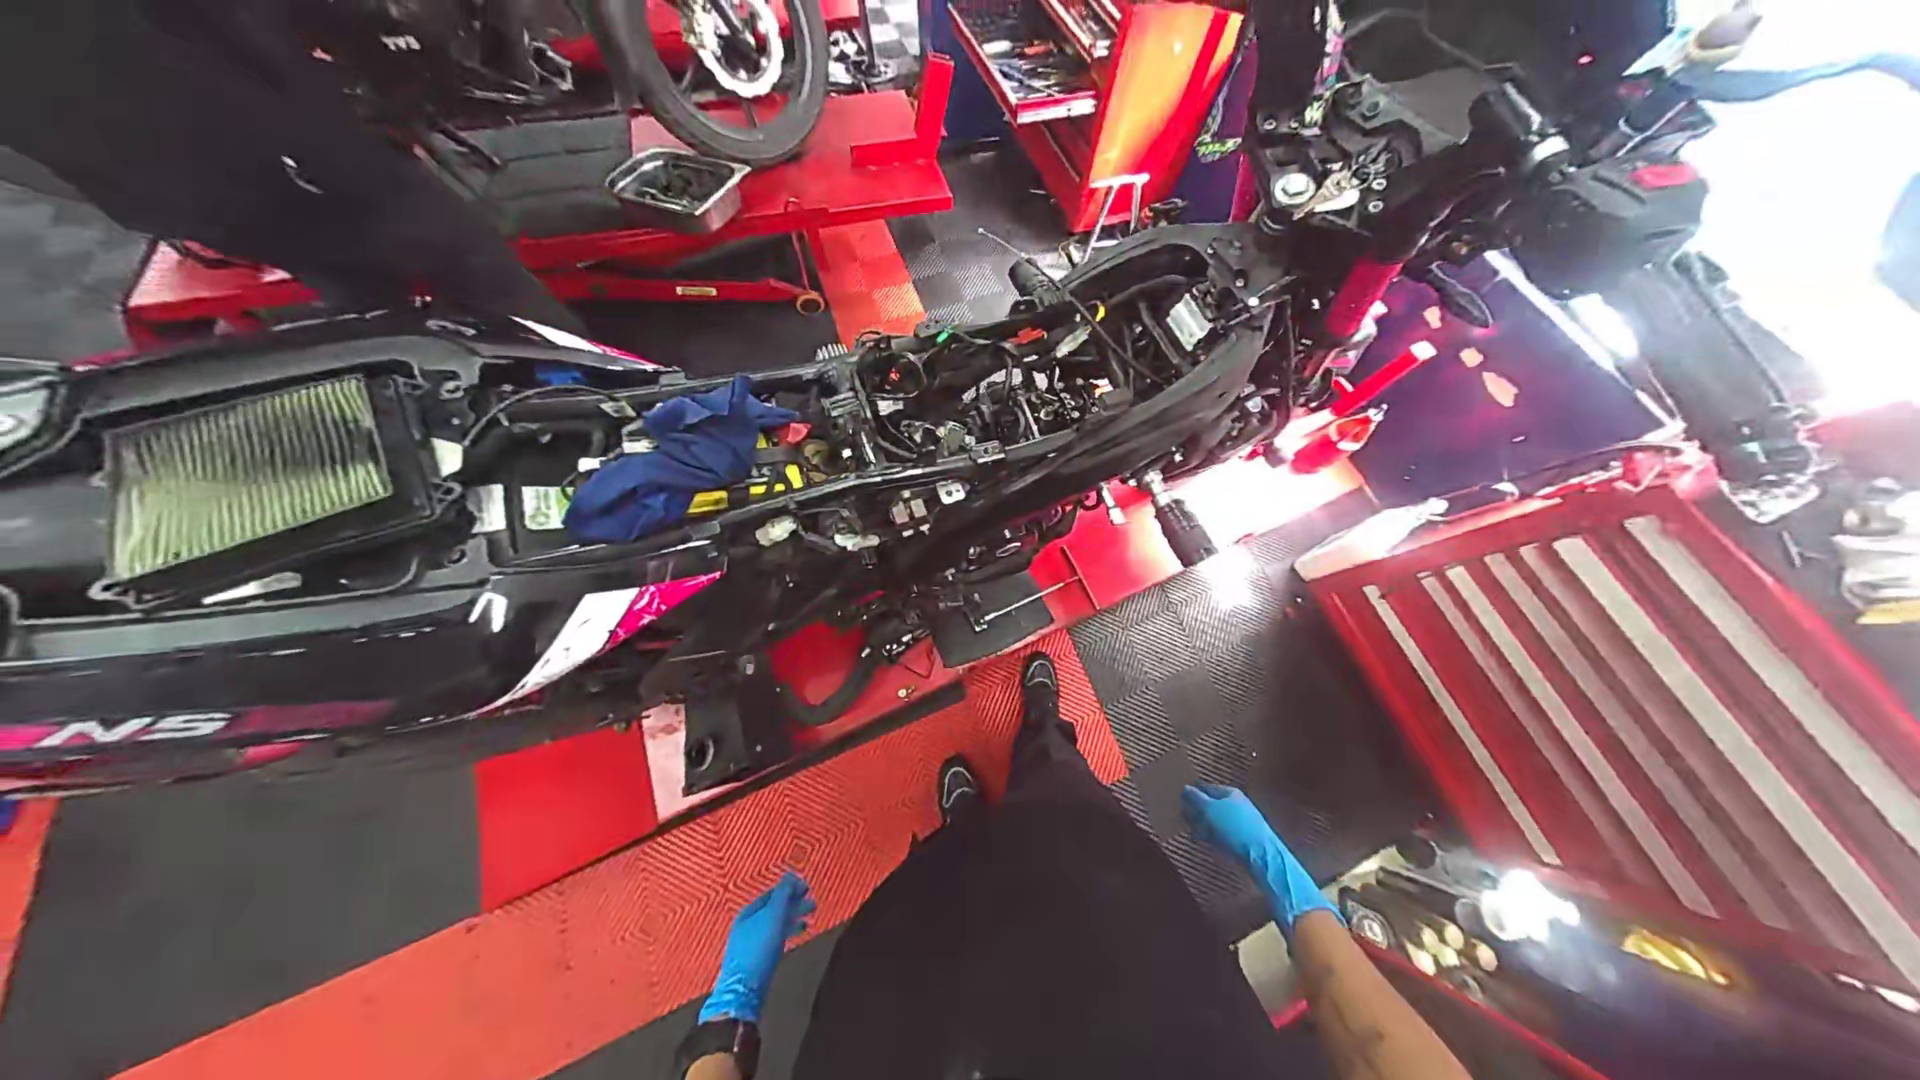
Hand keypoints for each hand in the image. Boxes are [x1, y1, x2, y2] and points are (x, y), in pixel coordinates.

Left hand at [699, 871, 815, 1023]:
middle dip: (794, 903)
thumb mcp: (774, 916)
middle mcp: (747, 925)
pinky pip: (775, 938)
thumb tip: (792, 873)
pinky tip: (796, 936)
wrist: (743, 994)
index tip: (808, 887)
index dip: (790, 888)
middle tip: (813, 903)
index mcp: (749, 912)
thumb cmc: (759, 949)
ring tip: (809, 919)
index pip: (773, 893)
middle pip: (774, 908)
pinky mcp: (755, 960)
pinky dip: (787, 932)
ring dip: (793, 918)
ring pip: (775, 924)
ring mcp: (750, 943)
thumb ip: (783, 894)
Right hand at [1182, 784, 1340, 934]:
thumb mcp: (1211, 810)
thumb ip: (1196, 798)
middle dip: (1197, 812)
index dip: (1192, 794)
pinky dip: (1213, 838)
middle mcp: (1237, 804)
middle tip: (1184, 819)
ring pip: (1215, 821)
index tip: (1179, 802)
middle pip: (1210, 805)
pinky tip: (1207, 843)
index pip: (1206, 788)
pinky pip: (1222, 834)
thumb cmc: (1236, 829)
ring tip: (1194, 833)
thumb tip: (1186, 788)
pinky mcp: (1244, 839)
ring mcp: (1242, 822)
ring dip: (1204, 827)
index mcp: (1230, 793)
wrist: (1263, 857)